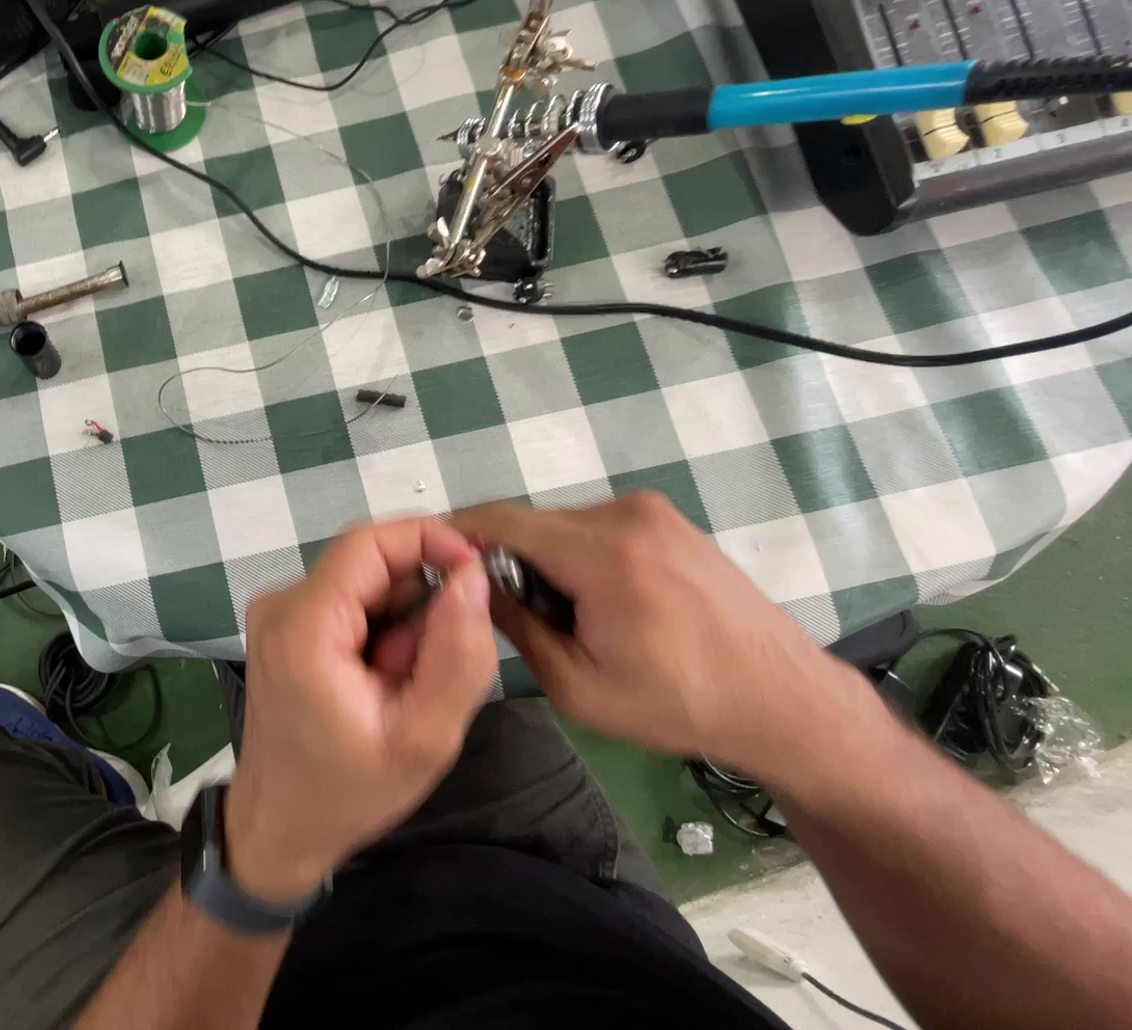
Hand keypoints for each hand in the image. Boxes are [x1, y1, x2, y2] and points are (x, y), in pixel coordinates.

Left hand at [228, 518, 499, 903]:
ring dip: (402, 622)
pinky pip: (349, 603)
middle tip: (435, 666)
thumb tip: (473, 576)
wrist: (280, 824)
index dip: (428, 539)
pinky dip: (380, 631)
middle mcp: (280, 604)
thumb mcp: (424, 737)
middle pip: (368, 563)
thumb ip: (458, 655)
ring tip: (403, 685)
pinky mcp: (284, 626)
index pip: (367, 542)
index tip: (477, 572)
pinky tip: (382, 682)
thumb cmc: (348, 792)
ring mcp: (277, 613)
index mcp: (303, 625)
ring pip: (364, 584)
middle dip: (419, 600)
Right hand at [450, 493, 886, 784]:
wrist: (785, 702)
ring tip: (566, 617)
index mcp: (604, 553)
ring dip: (542, 562)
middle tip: (510, 616)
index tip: (431, 568)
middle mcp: (626, 514)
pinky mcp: (666, 520)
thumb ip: (514, 626)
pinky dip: (576, 558)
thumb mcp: (576, 685)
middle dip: (505, 562)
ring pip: (559, 526)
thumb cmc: (678, 704)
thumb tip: (468, 587)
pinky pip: (592, 528)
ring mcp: (651, 511)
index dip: (456, 537)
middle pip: (529, 524)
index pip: (500, 519)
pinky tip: (600, 603)